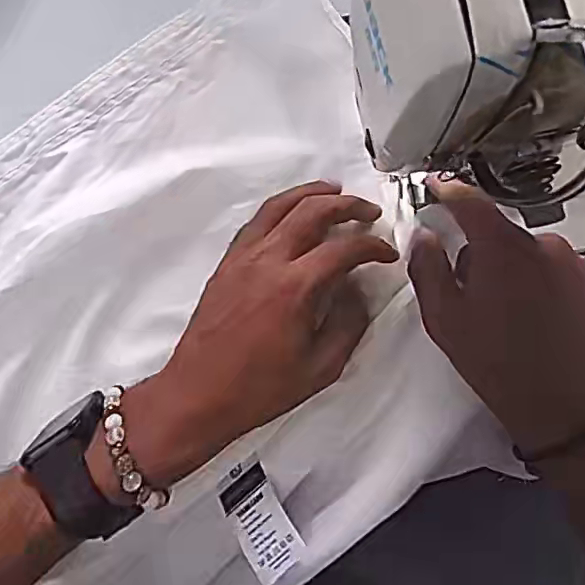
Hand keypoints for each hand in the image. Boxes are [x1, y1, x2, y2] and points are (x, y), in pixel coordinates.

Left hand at [94, 182, 398, 496]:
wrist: (198, 394)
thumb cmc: (257, 389)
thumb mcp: (320, 368)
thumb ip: (348, 324)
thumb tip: (358, 292)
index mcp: (294, 288)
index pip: (343, 248)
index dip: (372, 246)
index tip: (385, 252)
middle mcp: (266, 262)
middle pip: (312, 211)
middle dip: (347, 205)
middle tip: (367, 210)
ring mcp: (242, 259)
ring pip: (279, 206)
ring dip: (309, 194)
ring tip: (333, 191)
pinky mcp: (226, 264)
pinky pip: (255, 222)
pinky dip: (279, 208)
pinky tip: (290, 213)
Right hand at [406, 183, 584, 455]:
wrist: (566, 407)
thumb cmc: (500, 365)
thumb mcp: (445, 319)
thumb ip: (428, 268)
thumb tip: (424, 238)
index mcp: (502, 249)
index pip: (470, 202)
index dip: (448, 190)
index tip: (438, 185)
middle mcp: (544, 247)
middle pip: (500, 234)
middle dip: (483, 255)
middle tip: (475, 297)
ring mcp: (575, 265)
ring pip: (531, 254)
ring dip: (516, 273)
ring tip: (511, 317)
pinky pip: (559, 272)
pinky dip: (545, 287)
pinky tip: (538, 321)